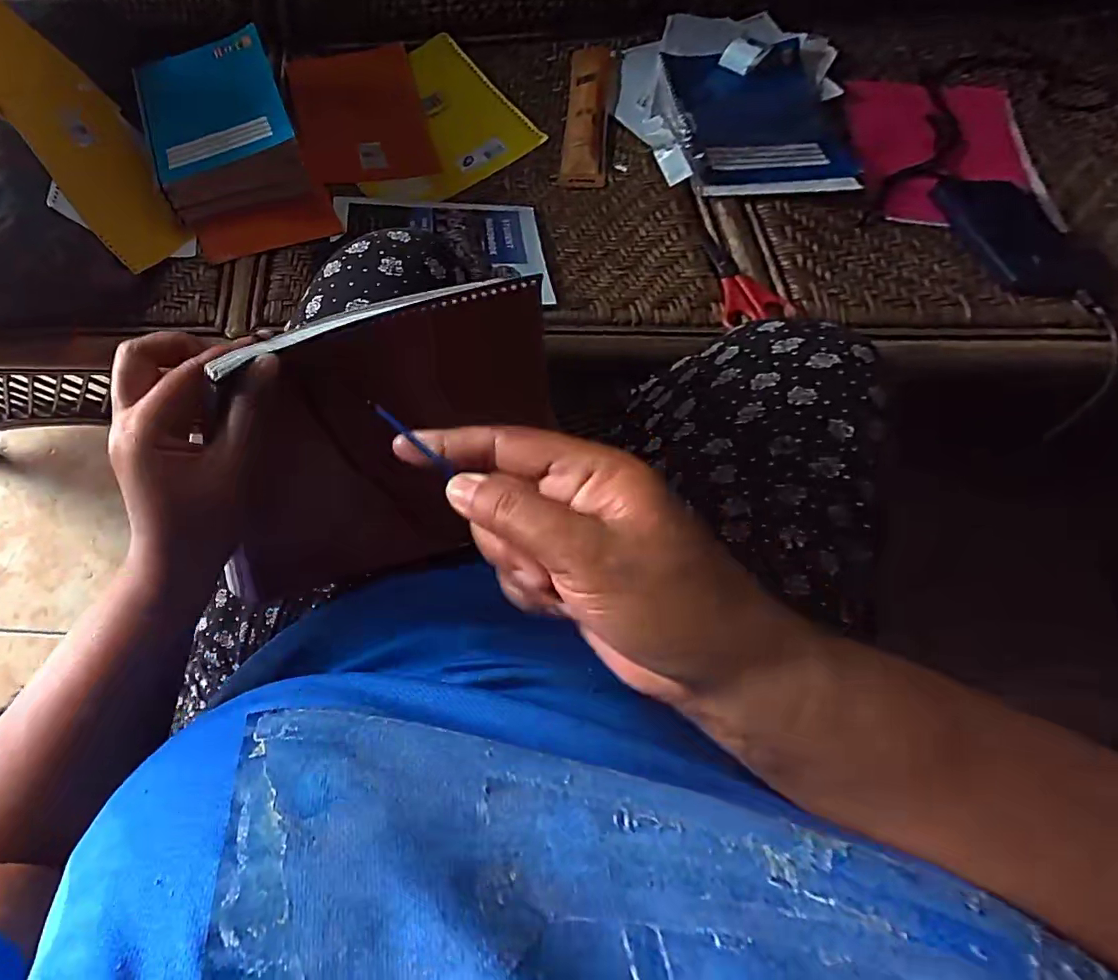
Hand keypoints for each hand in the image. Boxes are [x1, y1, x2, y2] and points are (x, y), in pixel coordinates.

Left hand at [108, 332, 276, 582]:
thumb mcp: (233, 466)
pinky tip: (209, 405)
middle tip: (221, 358)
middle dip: (179, 346)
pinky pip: (149, 398)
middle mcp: (125, 424)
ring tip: (219, 378)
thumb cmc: (204, 525)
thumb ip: (247, 410)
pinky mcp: (134, 444)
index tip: (258, 349)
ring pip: (138, 374)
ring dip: (176, 366)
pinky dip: (176, 389)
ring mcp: (124, 434)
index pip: (184, 372)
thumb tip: (265, 364)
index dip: (224, 355)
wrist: (173, 567)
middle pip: (137, 356)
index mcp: (145, 429)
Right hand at [395, 426, 819, 707]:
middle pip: (497, 497)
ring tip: (564, 592)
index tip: (401, 445)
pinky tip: (565, 607)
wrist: (715, 672)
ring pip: (502, 539)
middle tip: (545, 568)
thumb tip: (457, 484)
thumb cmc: (669, 603)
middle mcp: (574, 498)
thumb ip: (519, 515)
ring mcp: (568, 538)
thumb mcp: (591, 556)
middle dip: (507, 537)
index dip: (454, 445)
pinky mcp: (565, 573)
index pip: (508, 446)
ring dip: (521, 570)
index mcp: (590, 474)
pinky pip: (516, 571)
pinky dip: (530, 592)